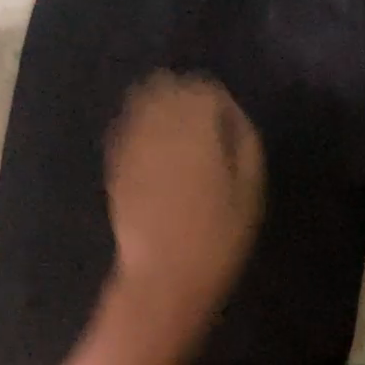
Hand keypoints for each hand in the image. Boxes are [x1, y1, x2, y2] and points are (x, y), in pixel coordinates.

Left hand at [104, 71, 264, 325]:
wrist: (164, 278)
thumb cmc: (217, 236)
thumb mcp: (250, 189)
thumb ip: (243, 140)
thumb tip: (230, 114)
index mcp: (196, 128)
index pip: (202, 88)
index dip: (216, 101)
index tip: (225, 124)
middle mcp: (159, 125)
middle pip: (167, 86)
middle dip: (185, 97)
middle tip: (201, 124)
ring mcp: (132, 142)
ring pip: (142, 100)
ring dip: (160, 106)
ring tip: (176, 131)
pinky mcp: (115, 162)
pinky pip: (127, 126)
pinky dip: (141, 126)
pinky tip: (154, 146)